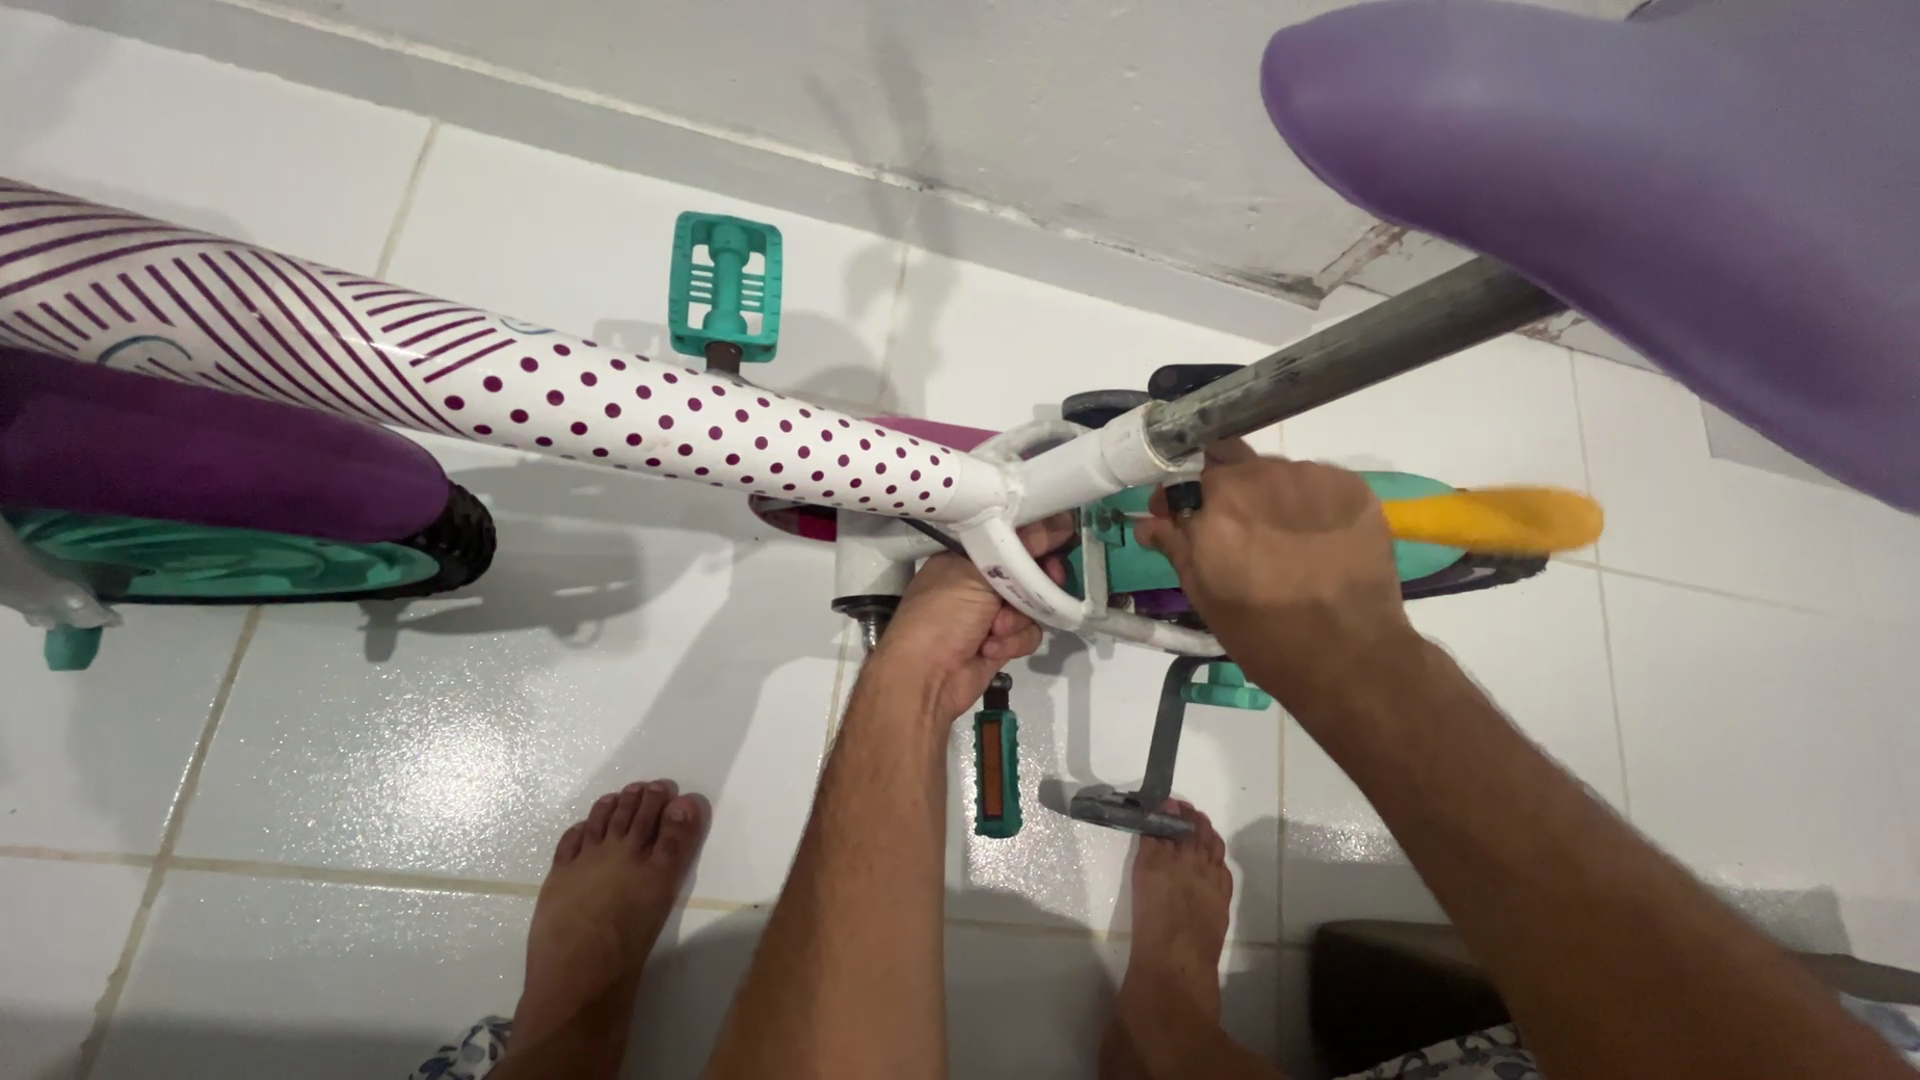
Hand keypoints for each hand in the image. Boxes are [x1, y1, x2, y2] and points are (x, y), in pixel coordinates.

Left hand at [868, 514, 1075, 724]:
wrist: (924, 677)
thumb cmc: (943, 614)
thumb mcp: (979, 573)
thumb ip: (1022, 547)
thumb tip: (1061, 522)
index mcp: (965, 556)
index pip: (1010, 538)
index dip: (1037, 539)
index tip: (1062, 541)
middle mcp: (979, 581)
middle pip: (1028, 571)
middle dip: (1037, 581)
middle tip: (1051, 580)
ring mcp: (991, 613)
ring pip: (1032, 605)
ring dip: (1018, 619)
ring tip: (996, 629)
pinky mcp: (1001, 642)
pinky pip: (1028, 633)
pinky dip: (1014, 641)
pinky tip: (991, 649)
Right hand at [1134, 440, 1413, 702]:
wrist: (1349, 655)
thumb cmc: (1262, 633)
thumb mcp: (1204, 594)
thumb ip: (1176, 547)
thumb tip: (1150, 524)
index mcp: (1215, 503)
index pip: (1182, 473)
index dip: (1175, 494)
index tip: (1176, 515)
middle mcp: (1259, 477)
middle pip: (1228, 462)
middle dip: (1219, 486)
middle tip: (1227, 523)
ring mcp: (1309, 477)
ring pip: (1273, 470)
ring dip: (1264, 493)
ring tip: (1276, 535)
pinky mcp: (1351, 486)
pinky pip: (1314, 482)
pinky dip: (1304, 502)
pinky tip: (1311, 536)